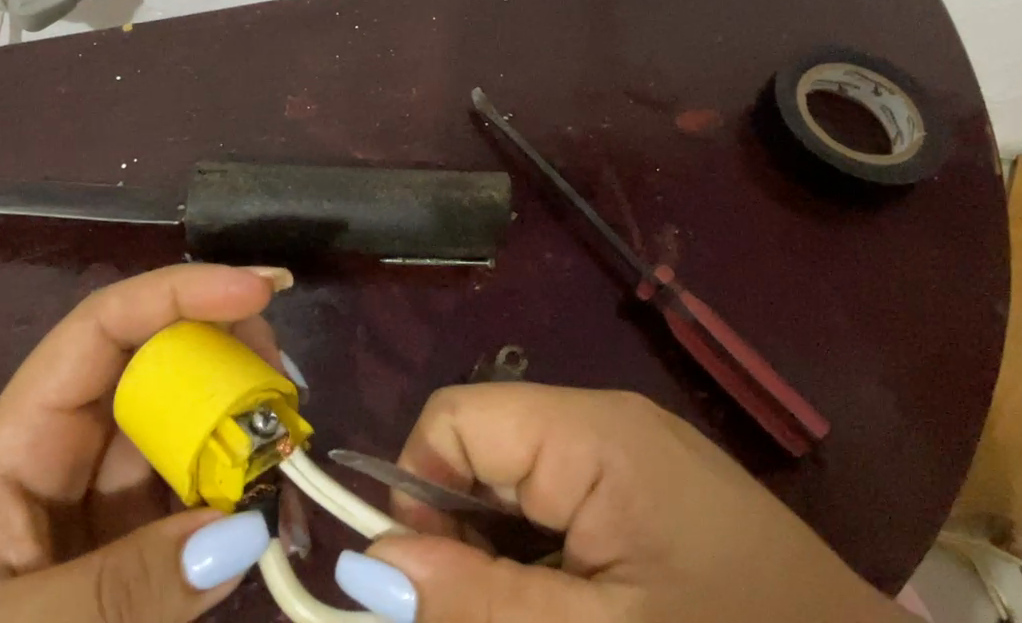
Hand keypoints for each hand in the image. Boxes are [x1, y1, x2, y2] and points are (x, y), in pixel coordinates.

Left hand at [0, 263, 295, 622]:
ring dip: (245, 436)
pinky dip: (240, 507)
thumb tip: (242, 529)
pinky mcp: (130, 558)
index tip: (261, 288)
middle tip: (290, 388)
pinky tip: (277, 519)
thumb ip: (116, 592)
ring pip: (186, 438)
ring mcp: (104, 510)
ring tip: (296, 459)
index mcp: (18, 444)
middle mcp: (68, 458)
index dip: (178, 295)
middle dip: (228, 356)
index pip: (101, 331)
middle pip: (158, 372)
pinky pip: (195, 510)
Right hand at [333, 385, 912, 622]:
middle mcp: (607, 421)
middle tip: (493, 617)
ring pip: (518, 483)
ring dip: (501, 554)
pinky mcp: (656, 487)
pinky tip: (577, 605)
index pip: (452, 419)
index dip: (417, 494)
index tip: (430, 586)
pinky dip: (545, 557)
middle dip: (460, 535)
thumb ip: (477, 601)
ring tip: (541, 615)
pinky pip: (565, 502)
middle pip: (482, 449)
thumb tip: (365, 565)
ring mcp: (637, 453)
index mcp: (591, 433)